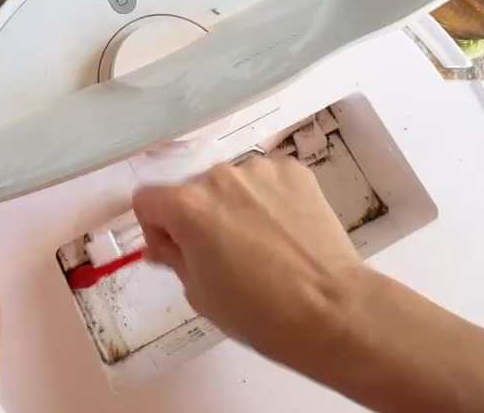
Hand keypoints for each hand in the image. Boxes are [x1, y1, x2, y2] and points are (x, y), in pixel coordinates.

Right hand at [131, 155, 372, 366]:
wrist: (336, 313)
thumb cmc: (261, 314)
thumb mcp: (200, 295)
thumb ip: (174, 258)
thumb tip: (163, 244)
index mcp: (187, 206)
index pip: (147, 199)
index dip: (156, 227)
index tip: (178, 252)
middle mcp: (217, 176)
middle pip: (192, 190)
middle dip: (200, 217)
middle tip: (227, 255)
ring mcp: (257, 168)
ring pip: (231, 184)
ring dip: (235, 206)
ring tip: (264, 244)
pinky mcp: (293, 170)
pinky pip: (266, 180)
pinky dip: (269, 199)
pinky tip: (286, 231)